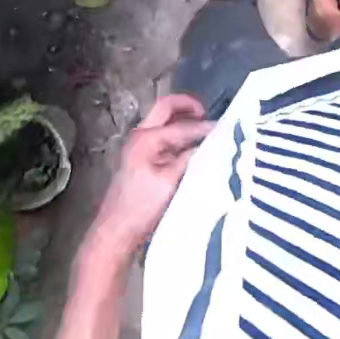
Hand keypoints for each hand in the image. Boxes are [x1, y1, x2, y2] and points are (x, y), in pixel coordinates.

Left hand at [85, 94, 213, 255]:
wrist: (116, 232)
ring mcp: (140, 145)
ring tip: (203, 128)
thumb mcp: (169, 183)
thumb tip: (209, 143)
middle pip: (166, 108)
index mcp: (146, 138)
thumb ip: (188, 159)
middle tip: (206, 114)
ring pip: (164, 120)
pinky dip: (178, 134)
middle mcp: (141, 135)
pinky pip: (163, 135)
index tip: (223, 128)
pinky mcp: (143, 157)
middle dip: (187, 106)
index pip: (180, 126)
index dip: (202, 127)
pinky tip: (192, 145)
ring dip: (183, 119)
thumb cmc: (141, 208)